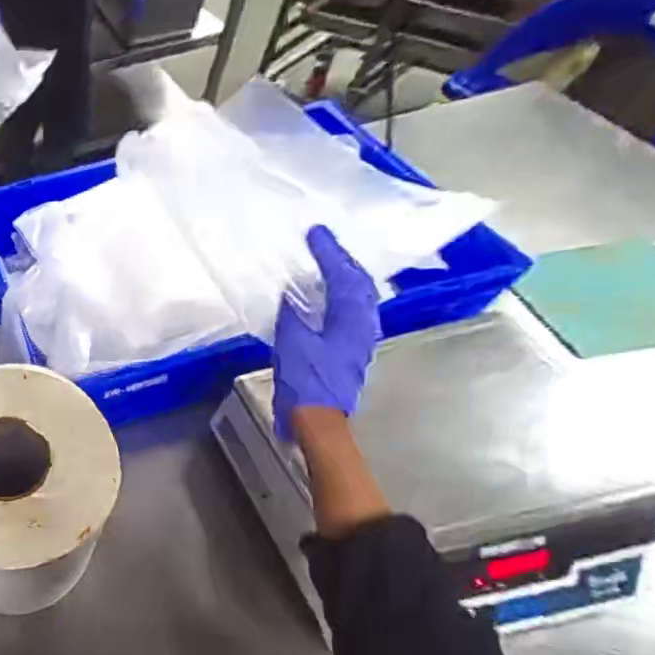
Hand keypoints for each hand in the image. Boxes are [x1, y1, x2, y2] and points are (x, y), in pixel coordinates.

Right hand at [273, 225, 379, 442]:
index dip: (329, 253)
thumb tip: (291, 298)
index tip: (316, 233)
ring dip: (343, 279)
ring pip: (357, 298)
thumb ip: (293, 317)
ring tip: (327, 268)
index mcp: (351, 318)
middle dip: (342, 262)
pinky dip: (339, 298)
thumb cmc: (305, 383)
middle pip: (358, 284)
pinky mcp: (351, 353)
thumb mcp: (291, 345)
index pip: (343, 276)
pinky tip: (327, 301)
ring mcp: (360, 340)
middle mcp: (364, 325)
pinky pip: (350, 313)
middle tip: (324, 245)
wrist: (318, 420)